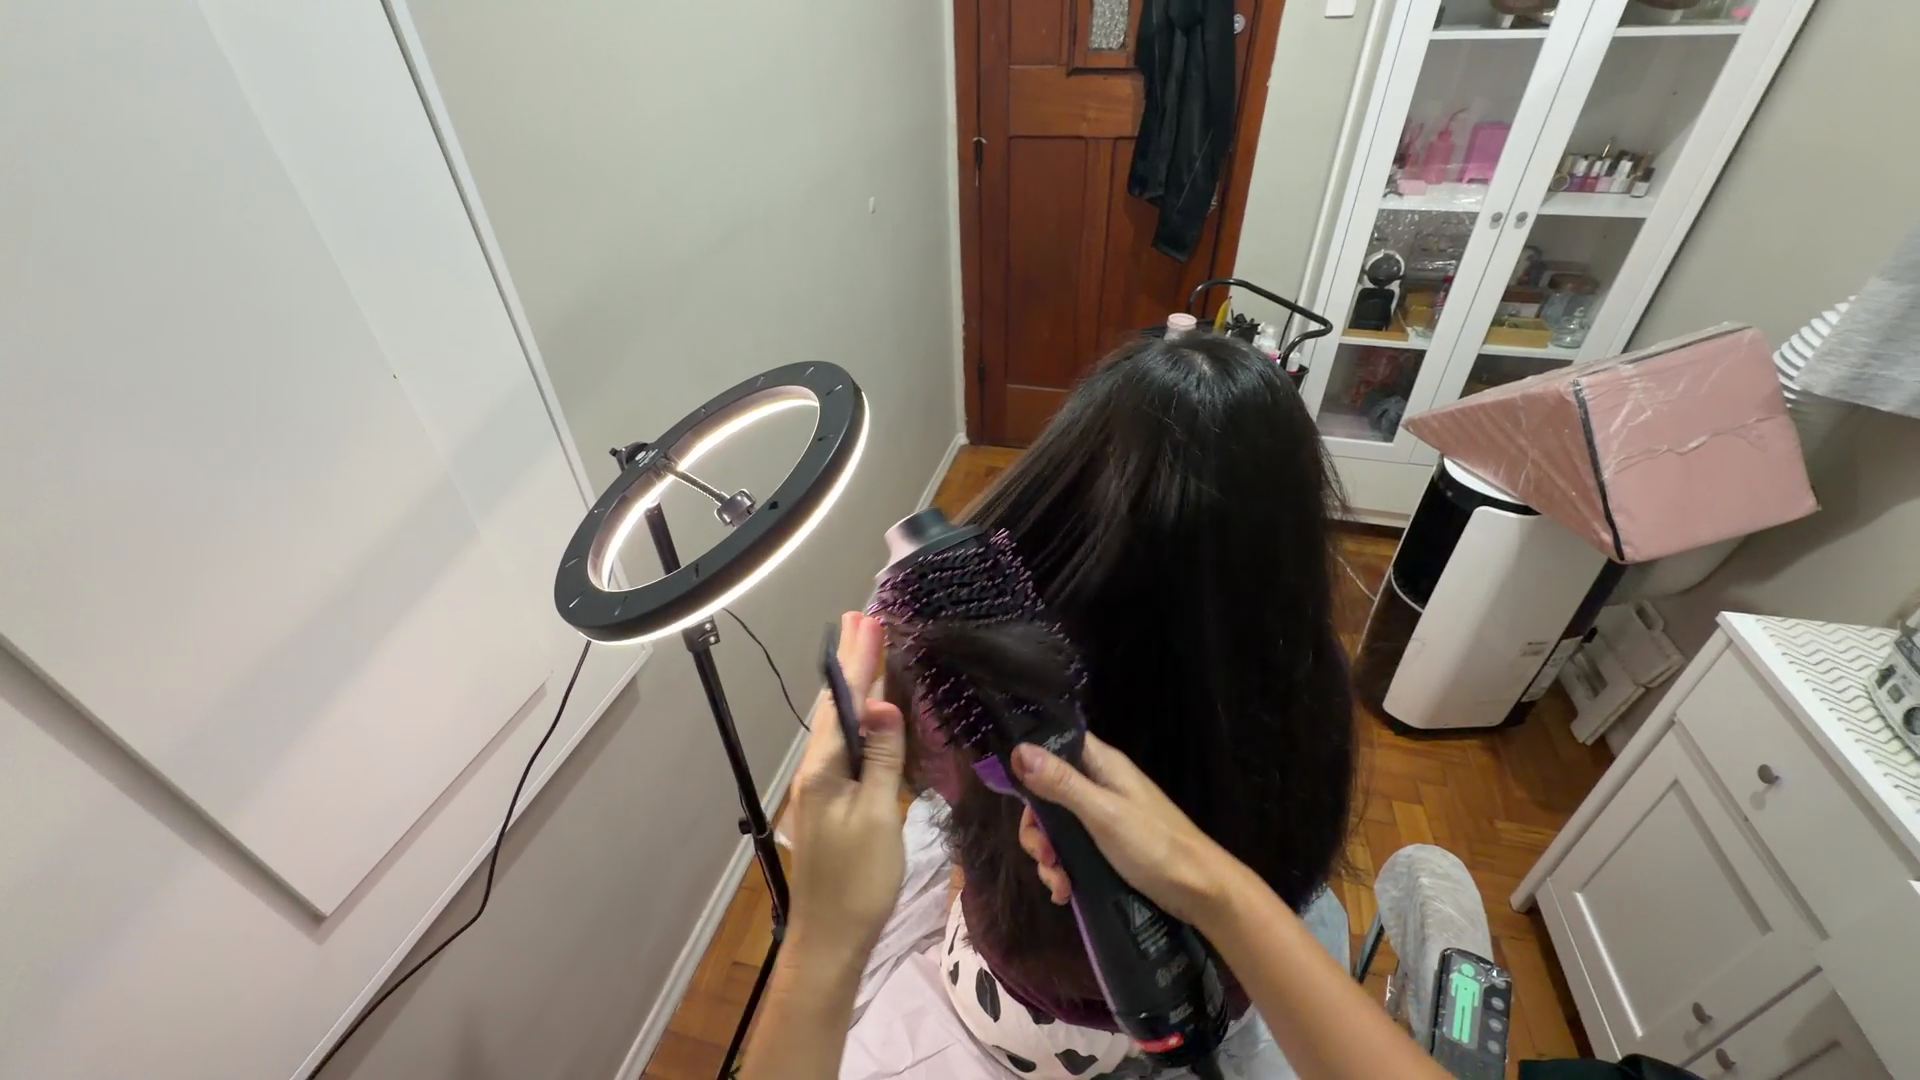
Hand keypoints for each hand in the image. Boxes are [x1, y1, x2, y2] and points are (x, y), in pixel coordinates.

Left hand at [786, 612, 908, 959]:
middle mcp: (819, 768)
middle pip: (838, 704)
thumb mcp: (878, 816)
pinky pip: (848, 744)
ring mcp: (824, 784)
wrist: (831, 939)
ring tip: (864, 648)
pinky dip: (859, 716)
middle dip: (852, 660)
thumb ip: (882, 758)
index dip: (860, 659)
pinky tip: (869, 711)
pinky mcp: (834, 800)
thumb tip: (883, 704)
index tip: (868, 620)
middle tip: (860, 618)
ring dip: (854, 683)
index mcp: (826, 768)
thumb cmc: (858, 880)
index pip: (846, 700)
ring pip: (841, 722)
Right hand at [1012, 734, 1249, 927]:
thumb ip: (1061, 783)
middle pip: (1047, 793)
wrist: (1203, 893)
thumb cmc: (1155, 845)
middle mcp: (1099, 785)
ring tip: (1058, 883)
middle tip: (1043, 855)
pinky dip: (1062, 870)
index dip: (1031, 760)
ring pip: (1056, 827)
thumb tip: (1018, 750)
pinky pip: (1071, 851)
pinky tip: (1064, 892)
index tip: (1012, 788)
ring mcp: (1103, 817)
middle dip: (1037, 827)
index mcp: (1102, 765)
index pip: (1056, 744)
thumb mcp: (1103, 814)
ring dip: (1048, 856)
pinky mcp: (1106, 847)